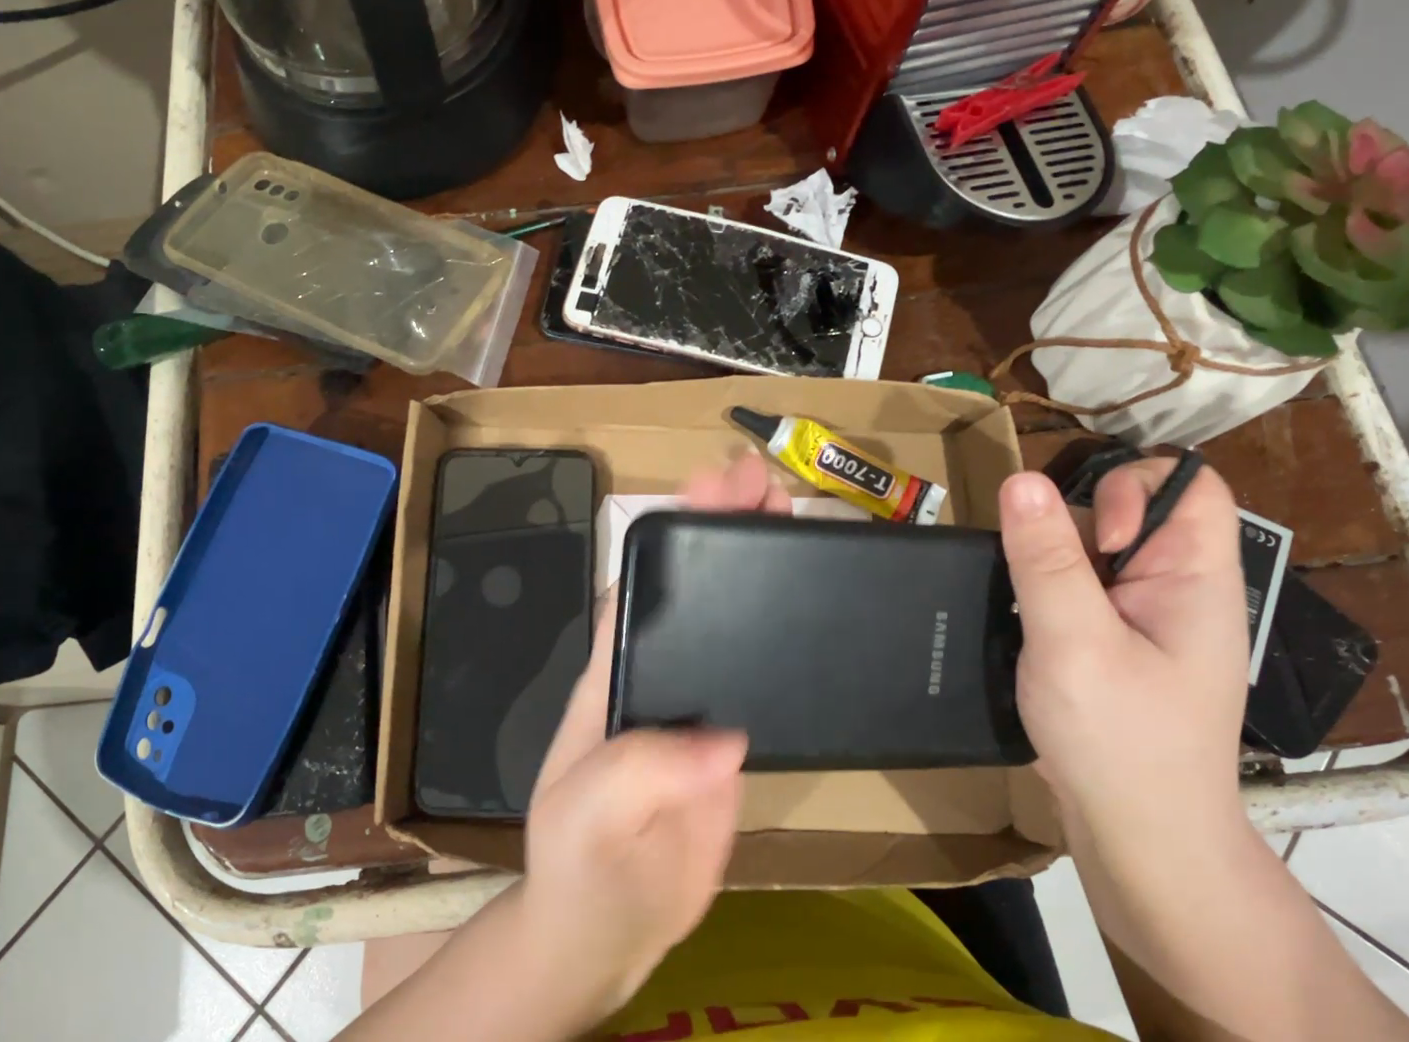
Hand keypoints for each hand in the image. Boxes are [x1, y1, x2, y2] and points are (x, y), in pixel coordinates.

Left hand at [519, 453, 786, 1019]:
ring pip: (733, 624)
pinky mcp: (734, 747)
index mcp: (614, 676)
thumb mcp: (591, 813)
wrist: (612, 927)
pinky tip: (826, 613)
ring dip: (761, 570)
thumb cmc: (581, 862)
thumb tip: (726, 739)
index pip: (642, 588)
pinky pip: (765, 682)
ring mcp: (699, 709)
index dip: (675, 533)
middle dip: (723, 529)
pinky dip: (792, 641)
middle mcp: (658, 677)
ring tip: (799, 518)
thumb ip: (642, 772)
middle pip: (692, 590)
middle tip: (768, 483)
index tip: (714, 486)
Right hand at [998, 458, 1249, 835]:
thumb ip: (1046, 560)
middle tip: (1044, 582)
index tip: (1091, 539)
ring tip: (1032, 610)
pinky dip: (1051, 596)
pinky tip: (1031, 629)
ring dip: (1054, 565)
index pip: (1188, 485)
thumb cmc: (1119, 739)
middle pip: (1132, 513)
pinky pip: (1085, 593)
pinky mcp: (1121, 647)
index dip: (1130, 487)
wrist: (1140, 836)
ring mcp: (1151, 621)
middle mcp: (1181, 590)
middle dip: (1075, 528)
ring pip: (1098, 555)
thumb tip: (1020, 479)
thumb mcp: (1073, 643)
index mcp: (1198, 579)